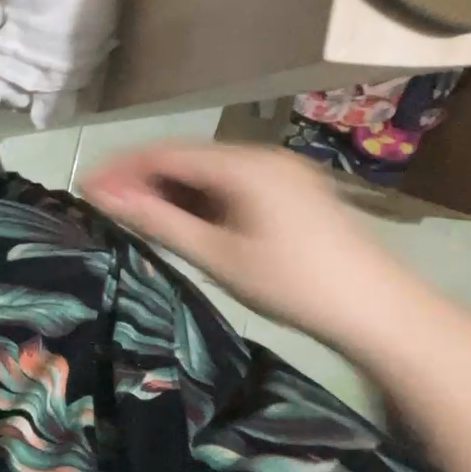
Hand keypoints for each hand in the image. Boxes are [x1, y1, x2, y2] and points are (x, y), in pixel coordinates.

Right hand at [80, 143, 432, 349]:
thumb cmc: (295, 286)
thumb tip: (100, 194)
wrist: (388, 317)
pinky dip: (197, 197)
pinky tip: (180, 219)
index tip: (82, 187)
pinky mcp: (290, 190)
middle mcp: (261, 157)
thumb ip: (156, 220)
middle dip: (139, 177)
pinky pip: (228, 183)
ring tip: (133, 214)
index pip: (163, 154)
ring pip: (204, 171)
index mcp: (244, 165)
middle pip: (183, 158)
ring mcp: (280, 172)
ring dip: (166, 189)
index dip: (119, 168)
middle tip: (101, 203)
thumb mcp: (216, 255)